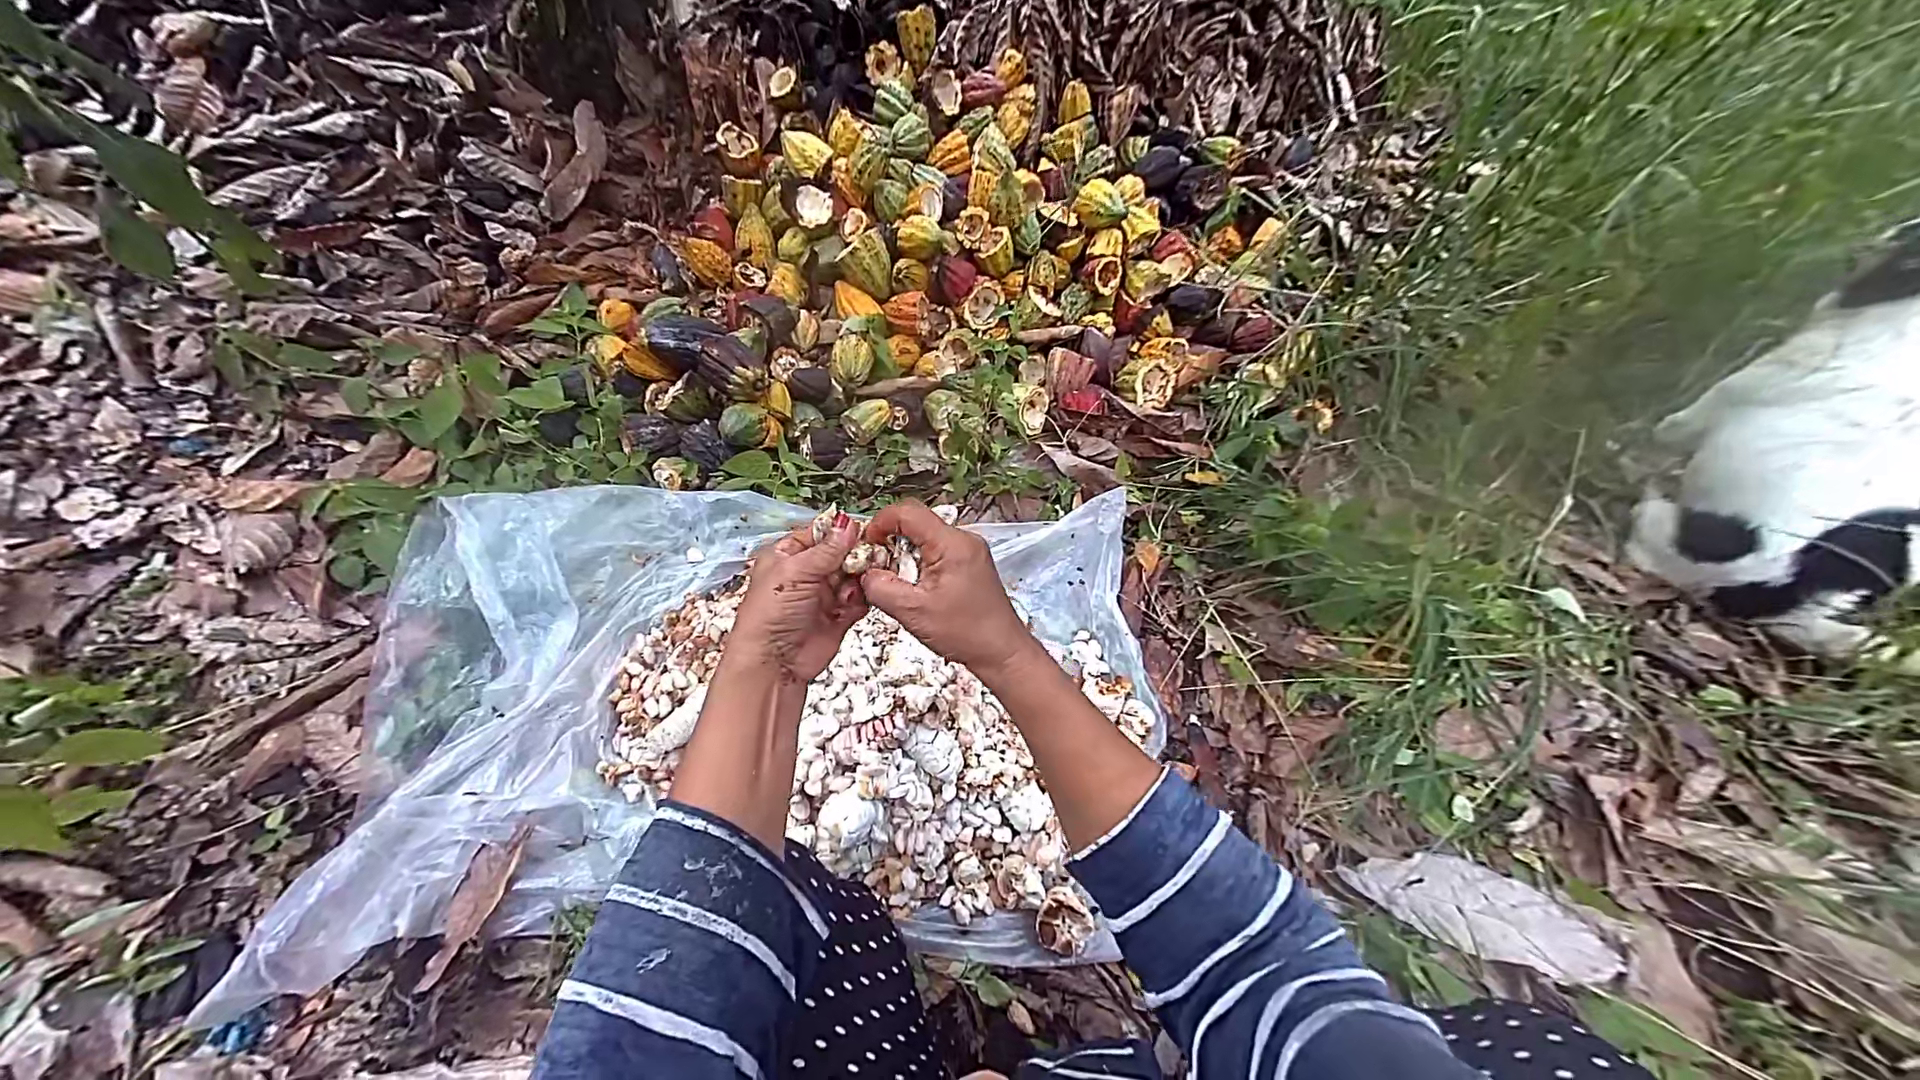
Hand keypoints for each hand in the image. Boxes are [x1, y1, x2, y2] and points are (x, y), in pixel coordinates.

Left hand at [728, 513, 865, 682]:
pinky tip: (853, 602)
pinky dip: (862, 598)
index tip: (861, 530)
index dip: (841, 532)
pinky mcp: (839, 615)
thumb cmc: (767, 617)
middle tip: (866, 557)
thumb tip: (847, 525)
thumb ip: (826, 549)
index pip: (821, 533)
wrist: (774, 664)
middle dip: (856, 556)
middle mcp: (807, 573)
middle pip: (843, 553)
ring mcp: (824, 594)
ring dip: (859, 578)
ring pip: (854, 575)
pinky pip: (860, 599)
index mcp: (788, 555)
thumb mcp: (795, 572)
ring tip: (859, 582)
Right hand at [858, 500, 1034, 677]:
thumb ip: (880, 587)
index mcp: (952, 544)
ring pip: (925, 537)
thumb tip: (864, 573)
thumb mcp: (912, 612)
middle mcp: (963, 540)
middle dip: (891, 542)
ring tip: (900, 583)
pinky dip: (920, 563)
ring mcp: (968, 550)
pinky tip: (917, 588)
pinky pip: (936, 550)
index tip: (868, 545)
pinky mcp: (969, 562)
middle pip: (916, 523)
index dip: (880, 524)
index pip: (907, 512)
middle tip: (879, 569)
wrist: (1001, 652)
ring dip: (905, 555)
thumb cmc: (966, 633)